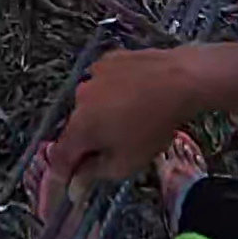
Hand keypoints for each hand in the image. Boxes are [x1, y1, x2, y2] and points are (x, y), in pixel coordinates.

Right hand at [48, 49, 203, 189]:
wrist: (178, 80)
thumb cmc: (153, 126)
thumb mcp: (126, 163)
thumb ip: (94, 173)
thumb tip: (76, 180)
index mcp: (79, 126)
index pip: (59, 155)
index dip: (65, 169)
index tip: (77, 177)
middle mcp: (79, 97)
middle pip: (77, 126)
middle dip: (89, 138)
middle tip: (114, 145)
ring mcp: (93, 74)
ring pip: (90, 101)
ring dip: (101, 112)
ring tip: (130, 116)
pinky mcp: (109, 59)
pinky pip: (103, 81)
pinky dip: (112, 90)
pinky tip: (134, 93)